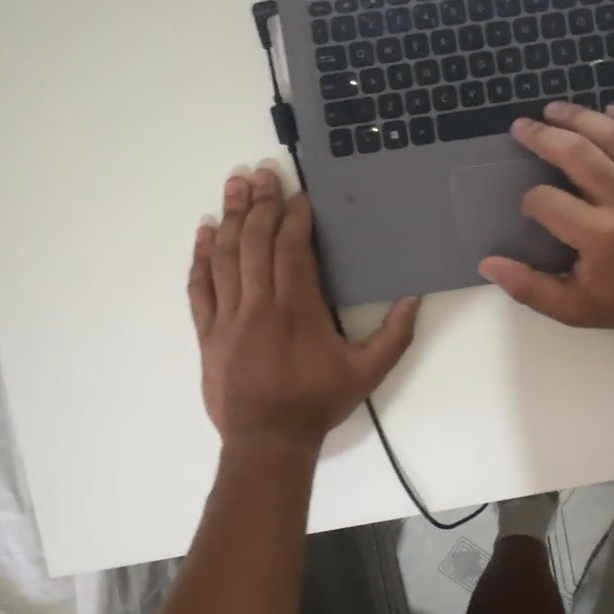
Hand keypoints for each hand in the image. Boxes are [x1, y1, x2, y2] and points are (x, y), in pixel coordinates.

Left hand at [188, 168, 420, 454]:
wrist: (267, 441)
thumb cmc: (318, 403)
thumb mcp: (368, 372)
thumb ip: (394, 335)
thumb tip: (414, 297)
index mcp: (298, 308)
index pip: (293, 249)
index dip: (295, 217)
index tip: (299, 194)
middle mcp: (260, 304)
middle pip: (256, 242)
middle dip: (261, 203)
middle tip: (262, 171)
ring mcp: (228, 317)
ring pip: (225, 257)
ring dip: (230, 218)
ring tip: (234, 185)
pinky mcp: (207, 332)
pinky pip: (200, 287)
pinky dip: (200, 258)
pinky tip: (204, 232)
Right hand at [478, 102, 613, 336]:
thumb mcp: (573, 310)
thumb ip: (529, 288)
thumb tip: (487, 264)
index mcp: (600, 237)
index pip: (548, 201)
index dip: (531, 201)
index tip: (531, 207)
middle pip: (579, 154)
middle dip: (544, 137)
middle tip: (522, 126)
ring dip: (582, 117)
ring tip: (555, 109)